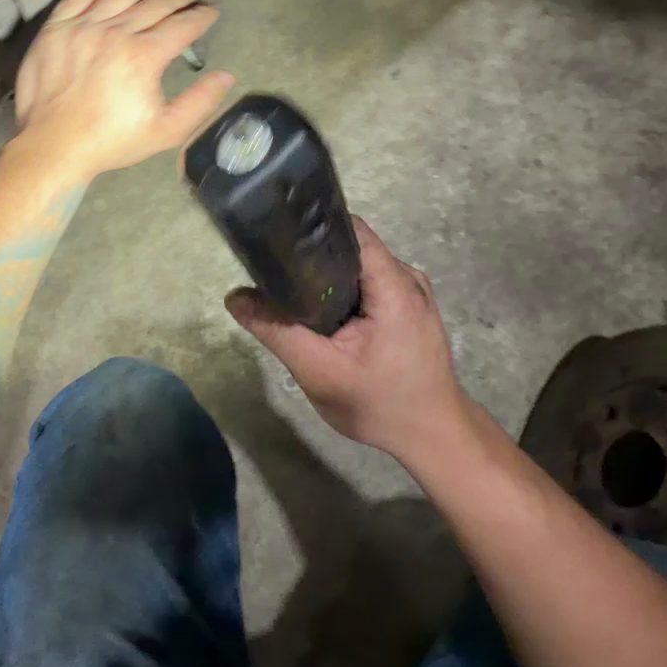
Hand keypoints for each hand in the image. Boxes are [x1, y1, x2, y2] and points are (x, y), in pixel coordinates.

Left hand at [13, 0, 235, 179]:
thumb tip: (226, 76)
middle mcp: (116, 32)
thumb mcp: (165, 131)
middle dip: (178, 2)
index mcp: (144, 56)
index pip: (182, 26)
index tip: (211, 11)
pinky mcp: (58, 28)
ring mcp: (84, 26)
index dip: (201, 17)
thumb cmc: (111, 141)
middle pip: (154, 7)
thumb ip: (199, 102)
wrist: (53, 145)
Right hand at [225, 217, 474, 458]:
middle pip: (352, 247)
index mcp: (394, 284)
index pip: (351, 230)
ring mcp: (413, 292)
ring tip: (294, 293)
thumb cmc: (380, 404)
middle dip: (313, 257)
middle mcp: (407, 277)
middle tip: (274, 274)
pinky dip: (345, 292)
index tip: (276, 240)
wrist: (432, 437)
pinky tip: (323, 313)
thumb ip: (276, 331)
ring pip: (359, 267)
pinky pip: (370, 284)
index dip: (312, 229)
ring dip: (328, 277)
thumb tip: (235, 298)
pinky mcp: (411, 308)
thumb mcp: (319, 372)